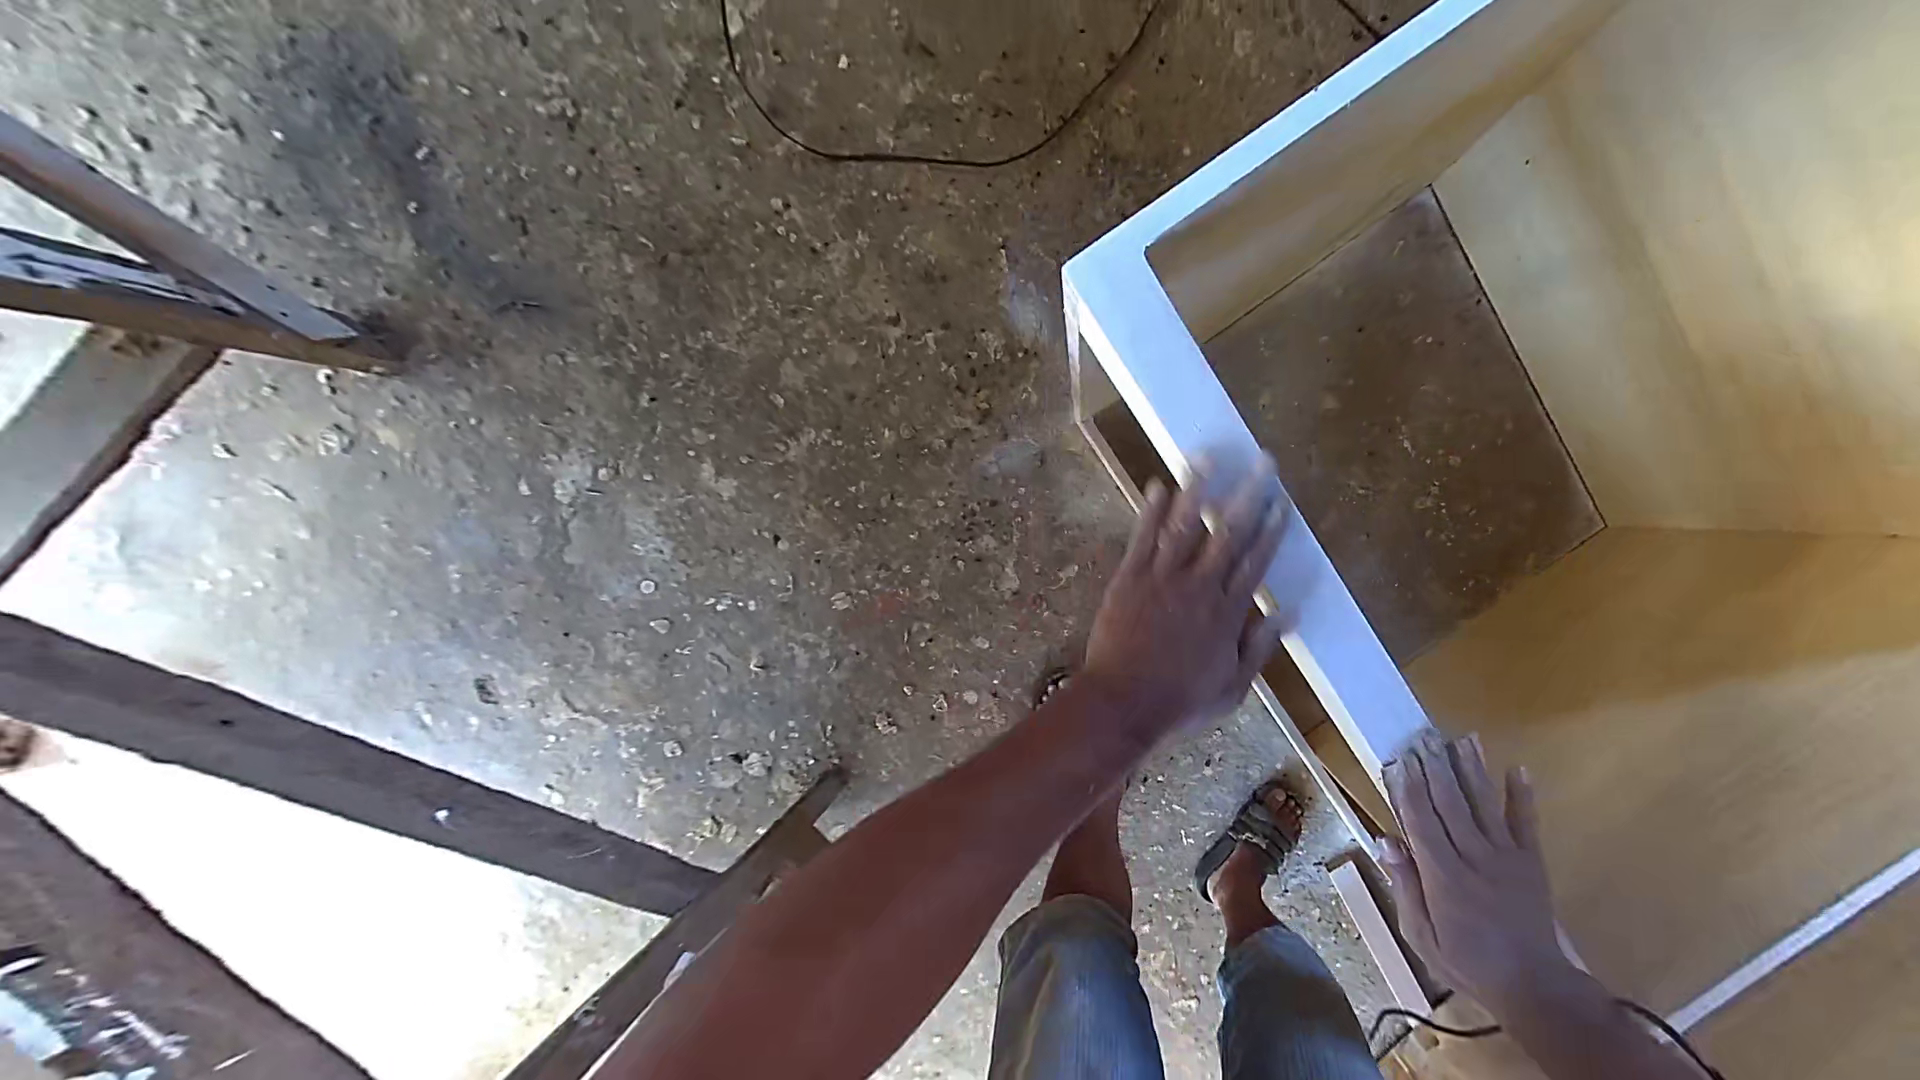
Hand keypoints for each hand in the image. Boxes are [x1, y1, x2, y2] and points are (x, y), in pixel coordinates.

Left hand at [1082, 456, 1289, 733]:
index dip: (1271, 529)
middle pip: (1229, 533)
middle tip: (1263, 461)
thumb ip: (1259, 647)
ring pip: (1185, 527)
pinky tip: (1158, 486)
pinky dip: (1151, 512)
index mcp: (1228, 612)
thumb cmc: (1179, 702)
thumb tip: (1287, 613)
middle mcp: (1199, 587)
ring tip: (1207, 457)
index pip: (1255, 561)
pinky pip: (1142, 539)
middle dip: (1249, 494)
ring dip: (1197, 490)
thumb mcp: (1233, 687)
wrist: (1123, 704)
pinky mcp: (1129, 579)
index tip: (1282, 502)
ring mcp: (1161, 580)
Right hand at [1382, 733, 1576, 1011]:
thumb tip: (1386, 840)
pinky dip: (1523, 796)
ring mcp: (1508, 859)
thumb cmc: (1466, 962)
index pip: (1420, 820)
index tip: (1397, 759)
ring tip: (1461, 739)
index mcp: (1444, 876)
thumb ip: (1403, 885)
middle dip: (1434, 767)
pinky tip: (1517, 768)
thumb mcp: (1419, 933)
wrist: (1538, 991)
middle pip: (1450, 804)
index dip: (1407, 787)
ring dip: (1471, 770)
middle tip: (1421, 736)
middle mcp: (1476, 859)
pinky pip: (1527, 825)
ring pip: (1484, 805)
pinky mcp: (1532, 864)